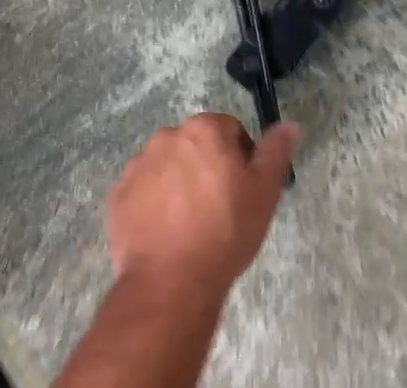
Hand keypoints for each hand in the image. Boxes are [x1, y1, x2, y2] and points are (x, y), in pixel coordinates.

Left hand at [106, 114, 302, 294]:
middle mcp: (166, 138)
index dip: (241, 159)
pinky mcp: (117, 197)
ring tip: (191, 225)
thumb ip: (276, 151)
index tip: (243, 190)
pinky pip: (142, 192)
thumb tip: (289, 125)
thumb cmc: (225, 231)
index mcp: (203, 130)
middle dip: (207, 168)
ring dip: (179, 184)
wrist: (170, 282)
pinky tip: (166, 233)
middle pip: (195, 147)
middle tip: (219, 208)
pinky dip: (153, 205)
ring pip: (167, 168)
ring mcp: (137, 167)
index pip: (230, 130)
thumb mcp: (264, 191)